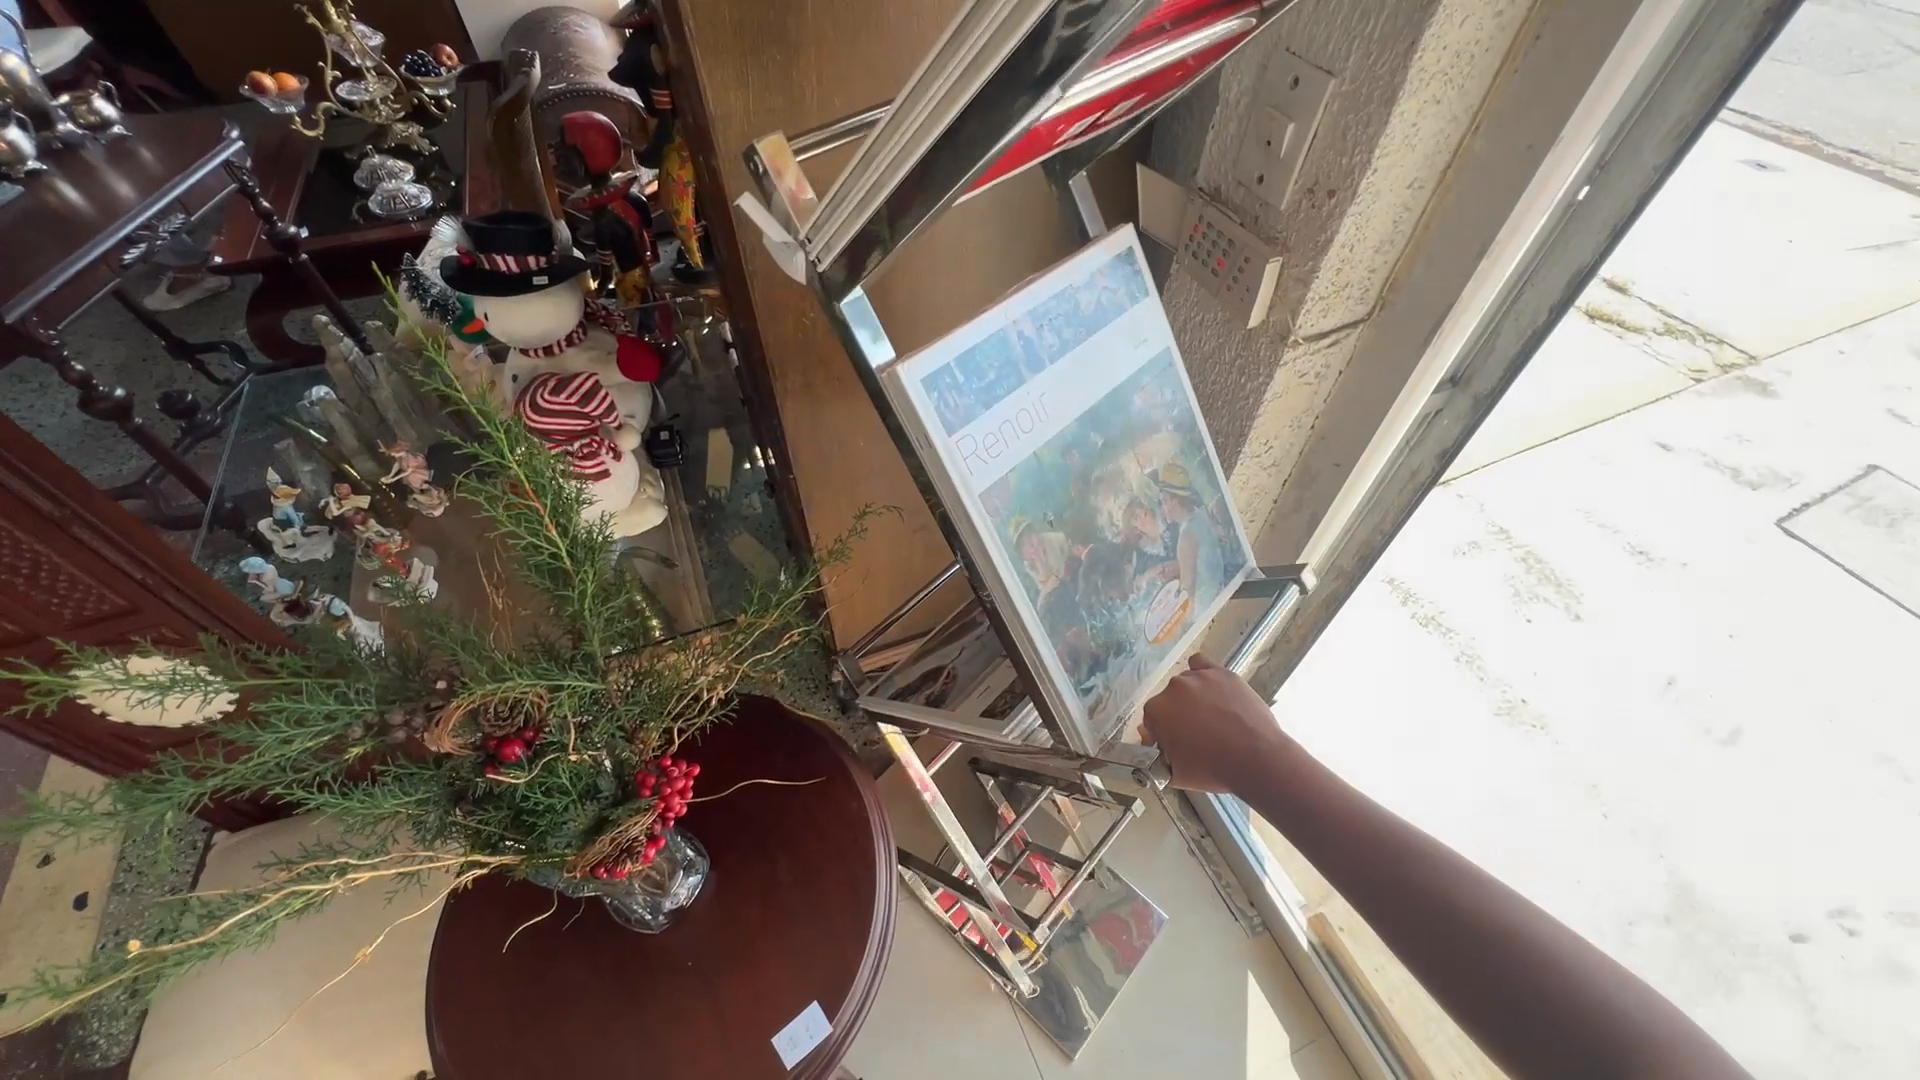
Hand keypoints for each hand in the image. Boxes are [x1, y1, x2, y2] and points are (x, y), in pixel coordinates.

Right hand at [1139, 654, 1295, 793]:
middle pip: (1169, 699)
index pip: (1151, 719)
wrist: (1256, 758)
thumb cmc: (1213, 769)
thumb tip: (1152, 737)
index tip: (1175, 744)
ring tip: (1211, 715)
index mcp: (1157, 711)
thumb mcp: (1174, 772)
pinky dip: (1201, 672)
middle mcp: (1173, 688)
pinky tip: (1210, 688)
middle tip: (1195, 733)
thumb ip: (1156, 754)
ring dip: (1192, 696)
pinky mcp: (1222, 673)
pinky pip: (1201, 663)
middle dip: (1177, 715)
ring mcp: (1198, 677)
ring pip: (1185, 683)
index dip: (1163, 733)